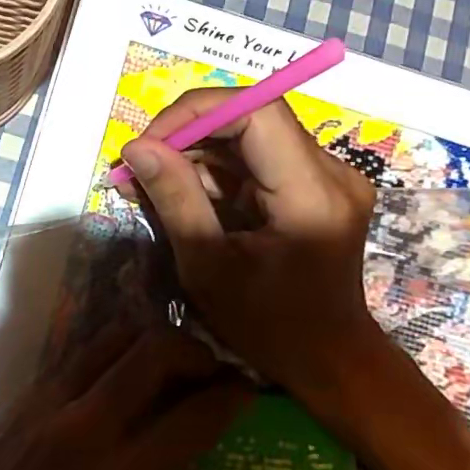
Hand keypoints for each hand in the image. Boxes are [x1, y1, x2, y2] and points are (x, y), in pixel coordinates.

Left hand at [0, 325, 250, 469]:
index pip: (194, 416)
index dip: (232, 396)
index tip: (247, 391)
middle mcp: (86, 426)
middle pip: (153, 353)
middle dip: (195, 350)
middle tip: (211, 369)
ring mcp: (48, 404)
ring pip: (110, 339)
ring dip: (149, 339)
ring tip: (168, 360)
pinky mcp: (21, 399)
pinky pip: (74, 355)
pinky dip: (108, 350)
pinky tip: (116, 371)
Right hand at [119, 90, 381, 414]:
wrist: (328, 358)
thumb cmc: (268, 326)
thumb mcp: (208, 267)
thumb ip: (175, 199)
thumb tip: (136, 148)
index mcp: (312, 194)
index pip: (257, 112)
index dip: (197, 113)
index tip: (148, 144)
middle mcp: (332, 172)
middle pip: (253, 118)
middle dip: (189, 135)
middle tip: (141, 166)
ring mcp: (330, 177)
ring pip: (252, 136)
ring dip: (198, 154)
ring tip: (154, 185)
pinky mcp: (319, 186)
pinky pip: (260, 159)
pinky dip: (218, 172)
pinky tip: (187, 196)